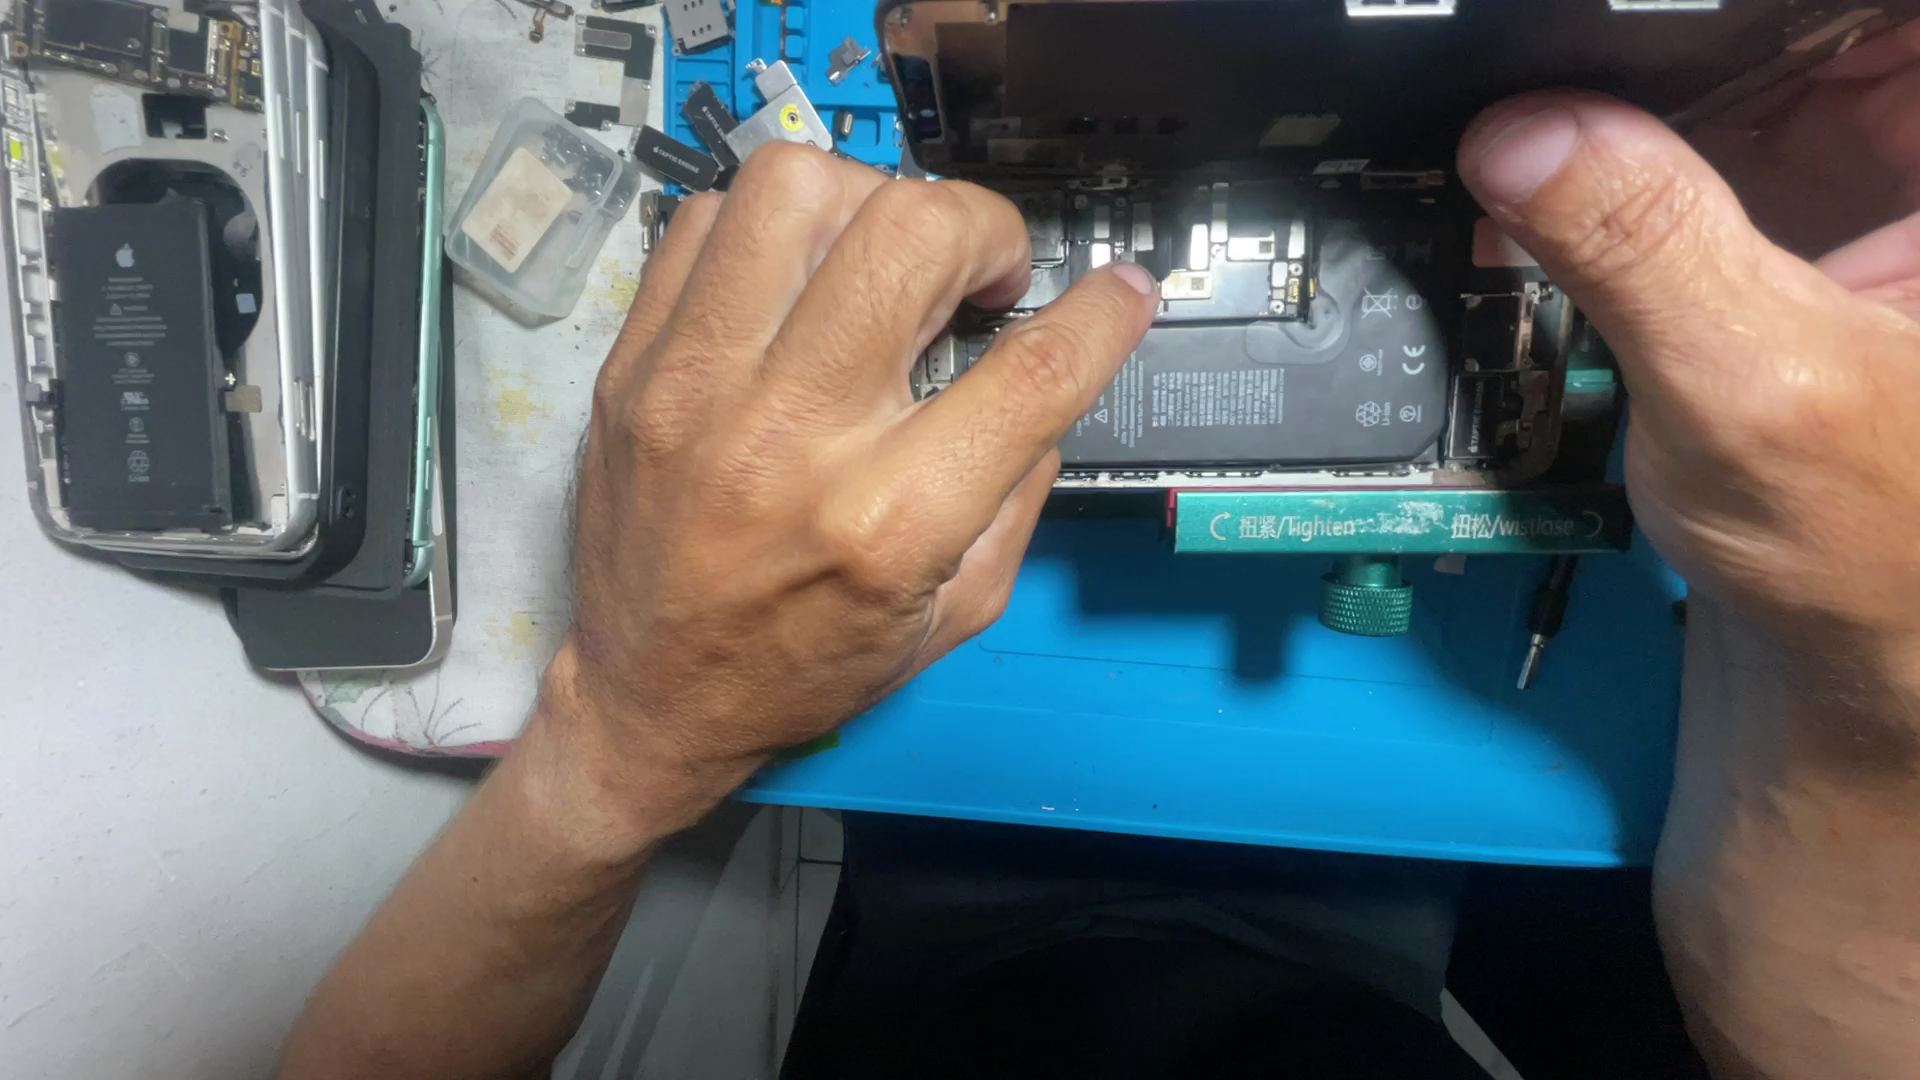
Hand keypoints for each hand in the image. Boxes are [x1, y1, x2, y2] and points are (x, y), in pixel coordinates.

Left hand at [538, 145, 1157, 833]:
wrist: (654, 698)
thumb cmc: (813, 669)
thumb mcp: (956, 613)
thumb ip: (1019, 492)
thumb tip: (1046, 379)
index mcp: (892, 523)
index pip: (1030, 377)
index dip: (1101, 317)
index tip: (1124, 293)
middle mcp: (792, 438)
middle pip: (910, 238)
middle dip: (982, 230)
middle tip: (982, 278)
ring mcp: (695, 388)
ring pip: (798, 190)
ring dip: (874, 203)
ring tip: (886, 263)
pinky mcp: (633, 367)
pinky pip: (710, 223)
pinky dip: (779, 231)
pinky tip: (800, 286)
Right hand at [1455, 35, 1919, 650]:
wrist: (1851, 613)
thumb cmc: (1864, 527)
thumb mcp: (1745, 381)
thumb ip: (1638, 247)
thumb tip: (1514, 134)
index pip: (1872, 11)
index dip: (1726, 8)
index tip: (1595, 27)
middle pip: (1799, 21)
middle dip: (1660, 38)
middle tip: (1534, 58)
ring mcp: (1879, 157)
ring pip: (1744, 62)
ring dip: (1623, 92)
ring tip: (1520, 120)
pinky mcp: (1796, 200)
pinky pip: (1697, 133)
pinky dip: (1607, 152)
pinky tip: (1537, 183)